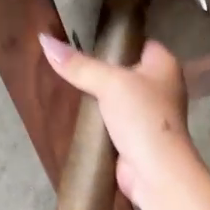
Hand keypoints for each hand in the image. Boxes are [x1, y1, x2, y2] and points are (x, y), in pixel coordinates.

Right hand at [39, 33, 196, 208]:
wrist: (154, 171)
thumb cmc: (141, 117)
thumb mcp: (109, 83)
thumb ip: (78, 65)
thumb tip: (44, 40)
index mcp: (164, 65)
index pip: (139, 42)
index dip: (115, 41)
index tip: (85, 39)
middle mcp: (161, 87)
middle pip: (125, 70)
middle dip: (100, 70)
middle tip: (69, 63)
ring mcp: (149, 114)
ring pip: (116, 97)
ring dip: (96, 97)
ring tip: (65, 84)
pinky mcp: (136, 136)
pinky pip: (112, 120)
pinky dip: (97, 119)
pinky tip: (76, 113)